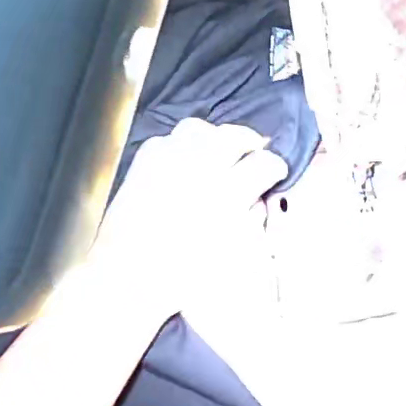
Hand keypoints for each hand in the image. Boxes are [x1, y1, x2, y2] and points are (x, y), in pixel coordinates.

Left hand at [82, 118, 287, 320]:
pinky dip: (183, 145)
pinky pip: (169, 138)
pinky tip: (187, 162)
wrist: (129, 277)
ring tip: (220, 153)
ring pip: (200, 129)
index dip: (276, 167)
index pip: (265, 163)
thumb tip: (259, 197)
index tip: (276, 173)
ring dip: (216, 138)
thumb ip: (255, 217)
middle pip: (235, 136)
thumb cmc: (188, 273)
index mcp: (229, 194)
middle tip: (254, 157)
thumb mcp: (238, 250)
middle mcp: (199, 169)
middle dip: (251, 144)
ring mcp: (168, 161)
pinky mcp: (143, 163)